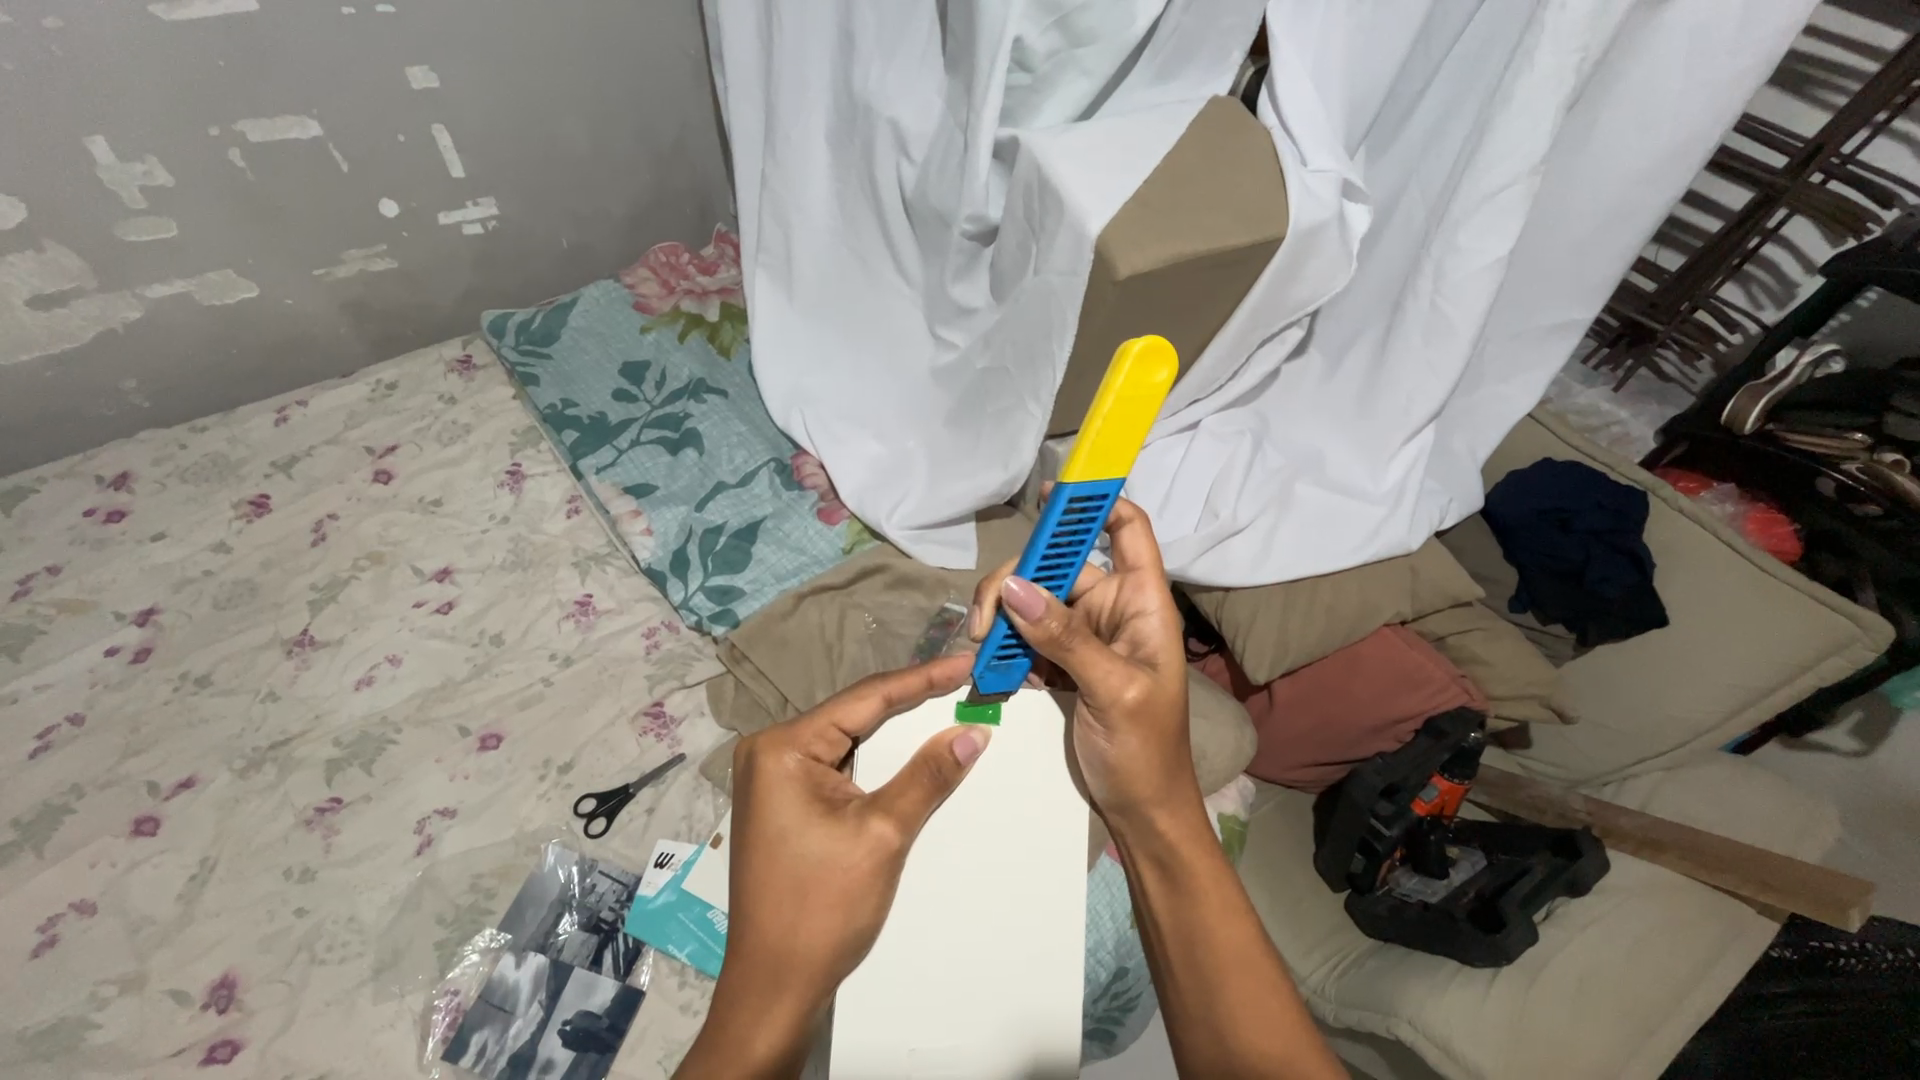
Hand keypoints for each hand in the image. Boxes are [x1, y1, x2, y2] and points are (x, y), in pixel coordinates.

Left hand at [678, 653, 989, 1076]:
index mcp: (783, 748)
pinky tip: (912, 750)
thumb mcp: (882, 834)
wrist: (774, 986)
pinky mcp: (785, 801)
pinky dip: (878, 761)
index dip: (922, 679)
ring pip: (850, 740)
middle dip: (911, 701)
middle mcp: (771, 751)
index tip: (965, 662)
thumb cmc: (822, 909)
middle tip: (963, 679)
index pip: (866, 700)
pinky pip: (840, 765)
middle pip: (855, 715)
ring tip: (948, 704)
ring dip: (897, 732)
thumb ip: (927, 775)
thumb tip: (973, 730)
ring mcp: (774, 777)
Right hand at [968, 496, 1198, 828]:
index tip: (1048, 497)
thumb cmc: (1146, 751)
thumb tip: (1013, 587)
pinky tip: (997, 673)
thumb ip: (1065, 637)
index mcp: (1142, 604)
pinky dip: (1006, 649)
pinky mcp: (1060, 661)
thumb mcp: (1113, 691)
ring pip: (1033, 601)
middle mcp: (1111, 610)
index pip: (1127, 530)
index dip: (1094, 504)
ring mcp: (1083, 636)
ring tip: (983, 653)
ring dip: (1003, 620)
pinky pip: (1025, 637)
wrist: (1139, 811)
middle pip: (1057, 565)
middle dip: (1016, 583)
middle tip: (984, 621)